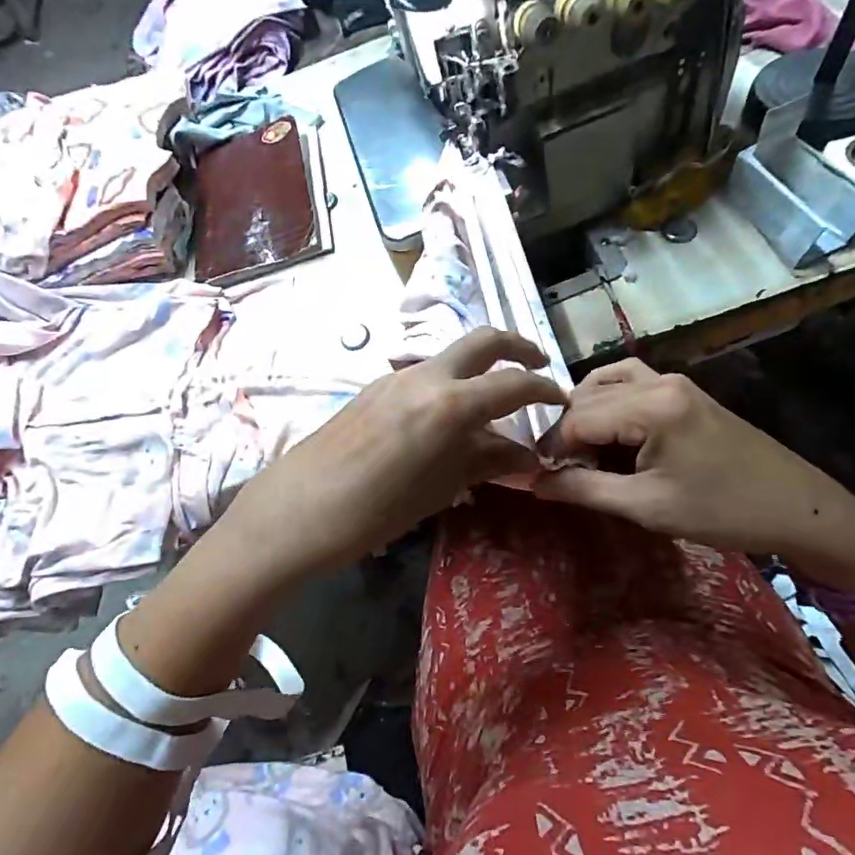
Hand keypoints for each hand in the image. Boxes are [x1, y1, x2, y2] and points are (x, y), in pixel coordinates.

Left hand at [212, 328, 565, 587]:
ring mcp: (394, 379)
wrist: (292, 513)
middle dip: (518, 347)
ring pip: (451, 357)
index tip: (562, 402)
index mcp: (448, 404)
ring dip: (480, 368)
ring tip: (494, 407)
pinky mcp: (372, 391)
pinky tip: (447, 424)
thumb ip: (484, 462)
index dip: (545, 390)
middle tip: (538, 369)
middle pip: (484, 340)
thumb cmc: (372, 513)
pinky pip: (424, 377)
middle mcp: (424, 377)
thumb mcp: (438, 490)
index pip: (514, 383)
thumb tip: (525, 457)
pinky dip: (450, 386)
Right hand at [534, 359, 854, 590]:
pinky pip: (633, 384)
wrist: (796, 507)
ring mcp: (676, 382)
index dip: (551, 447)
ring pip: (609, 382)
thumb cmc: (722, 511)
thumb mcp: (646, 506)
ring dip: (585, 412)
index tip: (536, 477)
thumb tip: (535, 483)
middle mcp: (660, 381)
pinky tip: (607, 432)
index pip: (577, 417)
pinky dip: (610, 402)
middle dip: (566, 431)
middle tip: (557, 470)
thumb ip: (585, 489)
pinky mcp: (686, 393)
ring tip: (578, 450)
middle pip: (589, 396)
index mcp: (651, 405)